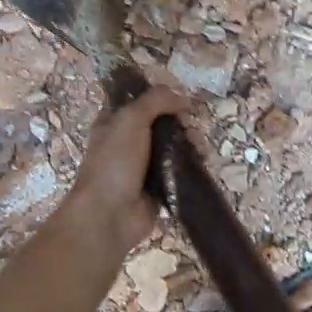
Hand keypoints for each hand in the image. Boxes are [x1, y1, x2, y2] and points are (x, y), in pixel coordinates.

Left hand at [63, 86, 188, 253]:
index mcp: (114, 122)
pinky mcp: (159, 185)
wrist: (109, 215)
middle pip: (161, 122)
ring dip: (190, 141)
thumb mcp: (131, 119)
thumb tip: (183, 98)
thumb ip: (156, 100)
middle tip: (191, 125)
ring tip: (199, 146)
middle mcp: (128, 141)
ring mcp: (144, 165)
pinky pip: (179, 168)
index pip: (138, 100)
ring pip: (173, 144)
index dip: (159, 96)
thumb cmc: (114, 162)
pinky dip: (192, 162)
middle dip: (180, 120)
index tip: (179, 97)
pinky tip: (202, 159)